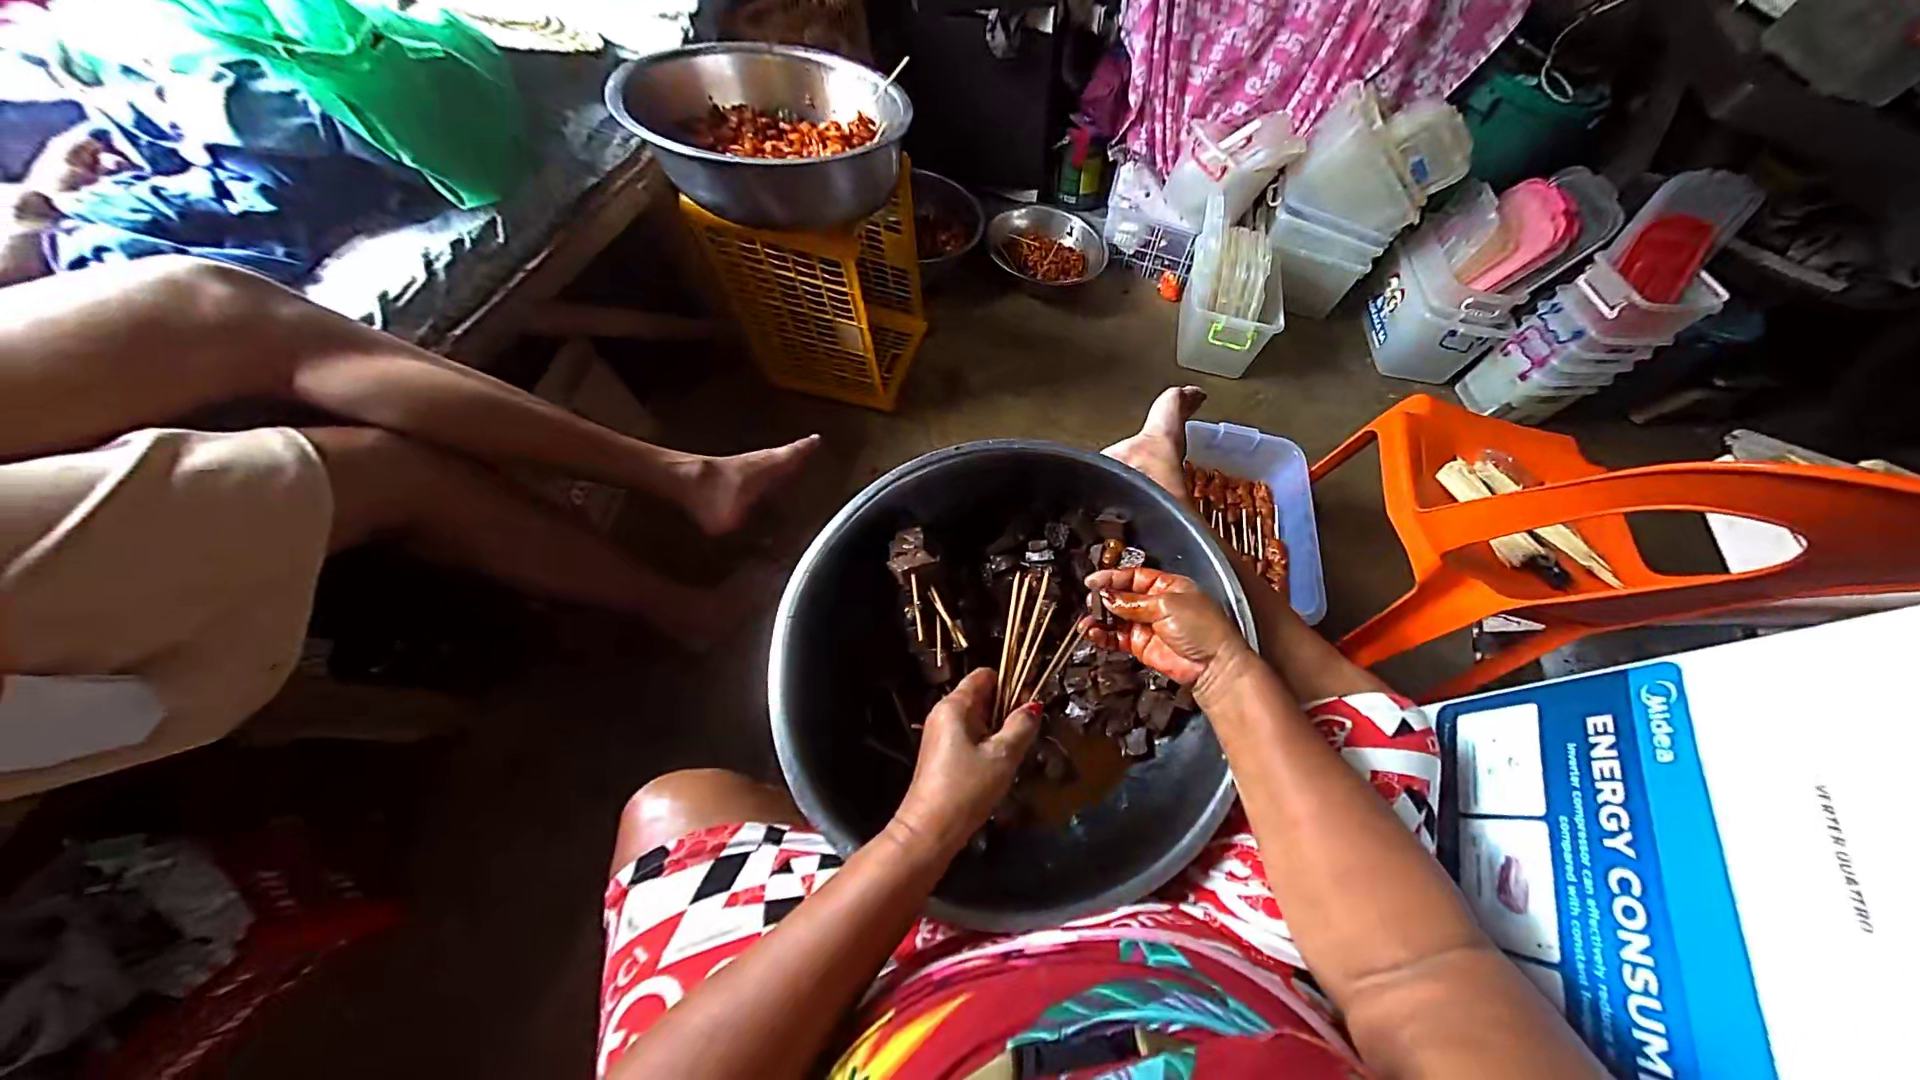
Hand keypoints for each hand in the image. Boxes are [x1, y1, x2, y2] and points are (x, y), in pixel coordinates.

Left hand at [890, 668, 1039, 858]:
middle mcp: (943, 713)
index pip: (984, 676)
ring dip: (999, 730)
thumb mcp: (1002, 756)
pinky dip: (987, 744)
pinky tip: (998, 765)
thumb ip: (1021, 726)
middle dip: (1007, 709)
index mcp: (954, 706)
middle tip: (1028, 731)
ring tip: (1015, 751)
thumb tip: (1034, 705)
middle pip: (981, 696)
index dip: (1010, 683)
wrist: (929, 831)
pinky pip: (969, 736)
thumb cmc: (966, 788)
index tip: (1030, 703)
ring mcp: (940, 734)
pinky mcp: (941, 754)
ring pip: (978, 719)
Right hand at [1083, 568, 1249, 685]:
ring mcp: (1146, 624)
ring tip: (1088, 620)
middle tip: (1092, 601)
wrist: (1212, 666)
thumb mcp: (1168, 605)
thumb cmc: (1203, 629)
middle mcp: (1154, 603)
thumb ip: (1133, 602)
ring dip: (1100, 618)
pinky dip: (1103, 635)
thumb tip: (1107, 597)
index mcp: (1166, 586)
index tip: (1094, 581)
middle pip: (1121, 596)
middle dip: (1104, 598)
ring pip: (1115, 618)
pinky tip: (1093, 633)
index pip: (1133, 576)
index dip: (1112, 578)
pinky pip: (1116, 638)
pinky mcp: (1140, 645)